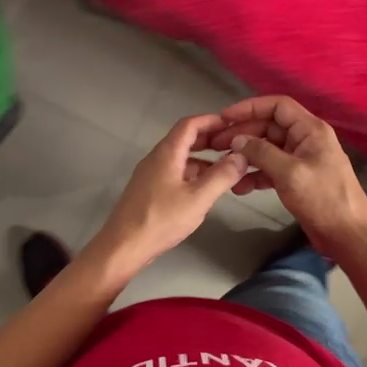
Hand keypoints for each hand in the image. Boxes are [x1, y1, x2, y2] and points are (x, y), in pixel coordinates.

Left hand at [84, 115, 247, 278]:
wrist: (124, 245)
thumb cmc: (161, 219)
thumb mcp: (198, 198)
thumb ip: (222, 176)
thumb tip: (242, 156)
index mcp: (166, 153)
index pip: (189, 124)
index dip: (211, 120)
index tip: (231, 124)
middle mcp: (156, 158)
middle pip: (183, 139)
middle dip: (209, 140)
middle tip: (233, 146)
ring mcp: (149, 174)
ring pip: (179, 158)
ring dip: (202, 159)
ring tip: (225, 169)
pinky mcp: (147, 190)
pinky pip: (173, 172)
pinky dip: (191, 173)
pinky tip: (203, 189)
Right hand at [210, 95, 366, 264]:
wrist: (347, 235)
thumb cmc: (323, 199)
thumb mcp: (290, 173)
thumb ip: (261, 153)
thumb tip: (237, 140)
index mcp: (310, 130)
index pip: (277, 106)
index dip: (250, 108)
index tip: (225, 117)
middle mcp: (305, 140)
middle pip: (269, 127)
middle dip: (243, 134)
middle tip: (215, 145)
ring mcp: (300, 160)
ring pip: (267, 149)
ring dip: (245, 156)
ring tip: (223, 165)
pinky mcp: (295, 179)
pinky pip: (270, 169)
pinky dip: (254, 175)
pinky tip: (238, 187)